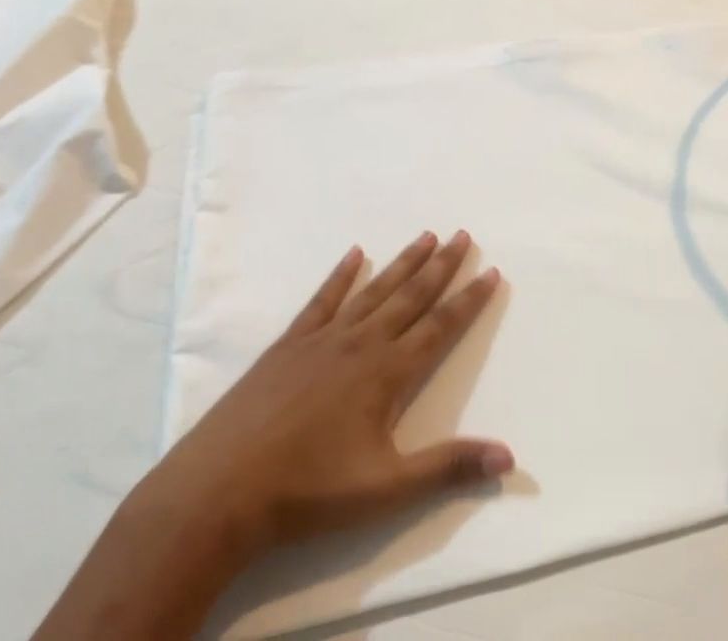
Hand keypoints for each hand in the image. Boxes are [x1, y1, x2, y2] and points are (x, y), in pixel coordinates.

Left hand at [154, 230, 511, 554]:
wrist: (219, 491)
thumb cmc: (308, 491)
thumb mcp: (387, 488)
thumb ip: (448, 467)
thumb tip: (508, 457)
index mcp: (387, 373)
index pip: (439, 327)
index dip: (469, 300)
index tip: (491, 272)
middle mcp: (359, 345)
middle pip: (410, 297)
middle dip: (441, 267)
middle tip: (462, 236)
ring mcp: (319, 341)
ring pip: (372, 292)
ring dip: (401, 264)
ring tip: (424, 237)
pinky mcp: (286, 347)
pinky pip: (321, 300)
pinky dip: (340, 276)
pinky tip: (354, 256)